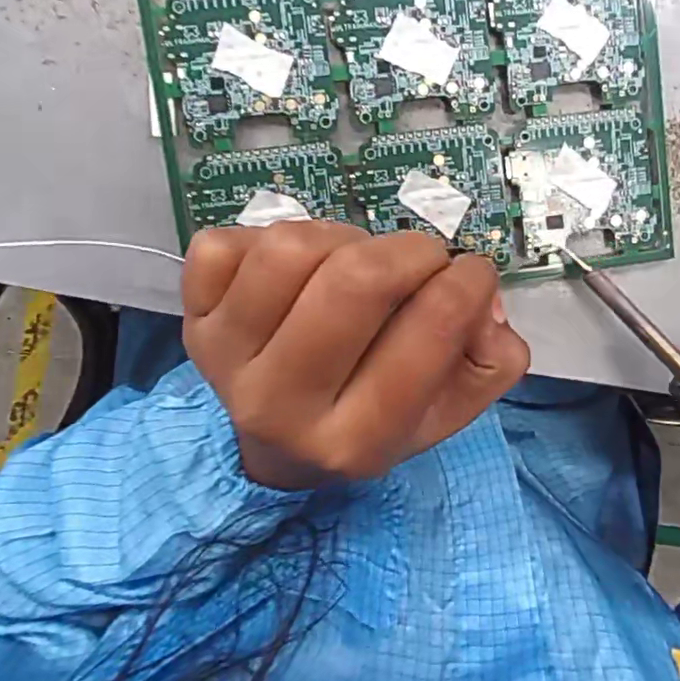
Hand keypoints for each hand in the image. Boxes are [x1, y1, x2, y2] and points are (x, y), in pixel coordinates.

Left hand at [181, 221, 529, 490]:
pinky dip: (261, 239)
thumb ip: (488, 363)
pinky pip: (222, 245)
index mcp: (355, 442)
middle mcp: (280, 406)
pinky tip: (288, 272)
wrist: (276, 438)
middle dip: (407, 250)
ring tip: (349, 261)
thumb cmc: (366, 416)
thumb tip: (481, 297)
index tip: (470, 272)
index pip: (427, 335)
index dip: (466, 283)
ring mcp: (224, 359)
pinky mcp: (191, 320)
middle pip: (353, 282)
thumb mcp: (442, 412)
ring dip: (338, 237)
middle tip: (419, 257)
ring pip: (289, 248)